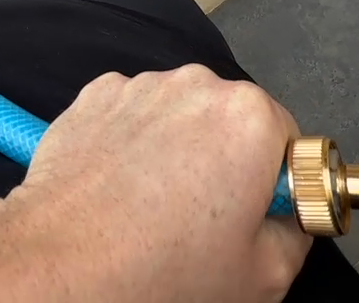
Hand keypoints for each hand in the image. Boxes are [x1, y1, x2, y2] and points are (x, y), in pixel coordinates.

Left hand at [4, 64, 310, 302]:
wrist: (64, 262)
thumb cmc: (158, 269)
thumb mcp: (263, 276)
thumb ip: (294, 234)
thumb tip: (289, 216)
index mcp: (249, 119)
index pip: (288, 137)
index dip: (276, 177)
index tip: (260, 205)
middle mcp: (198, 85)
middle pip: (230, 118)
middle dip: (225, 156)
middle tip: (206, 214)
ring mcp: (143, 83)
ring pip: (180, 111)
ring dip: (177, 144)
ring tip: (154, 203)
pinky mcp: (99, 92)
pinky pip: (133, 110)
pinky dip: (132, 137)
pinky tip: (122, 184)